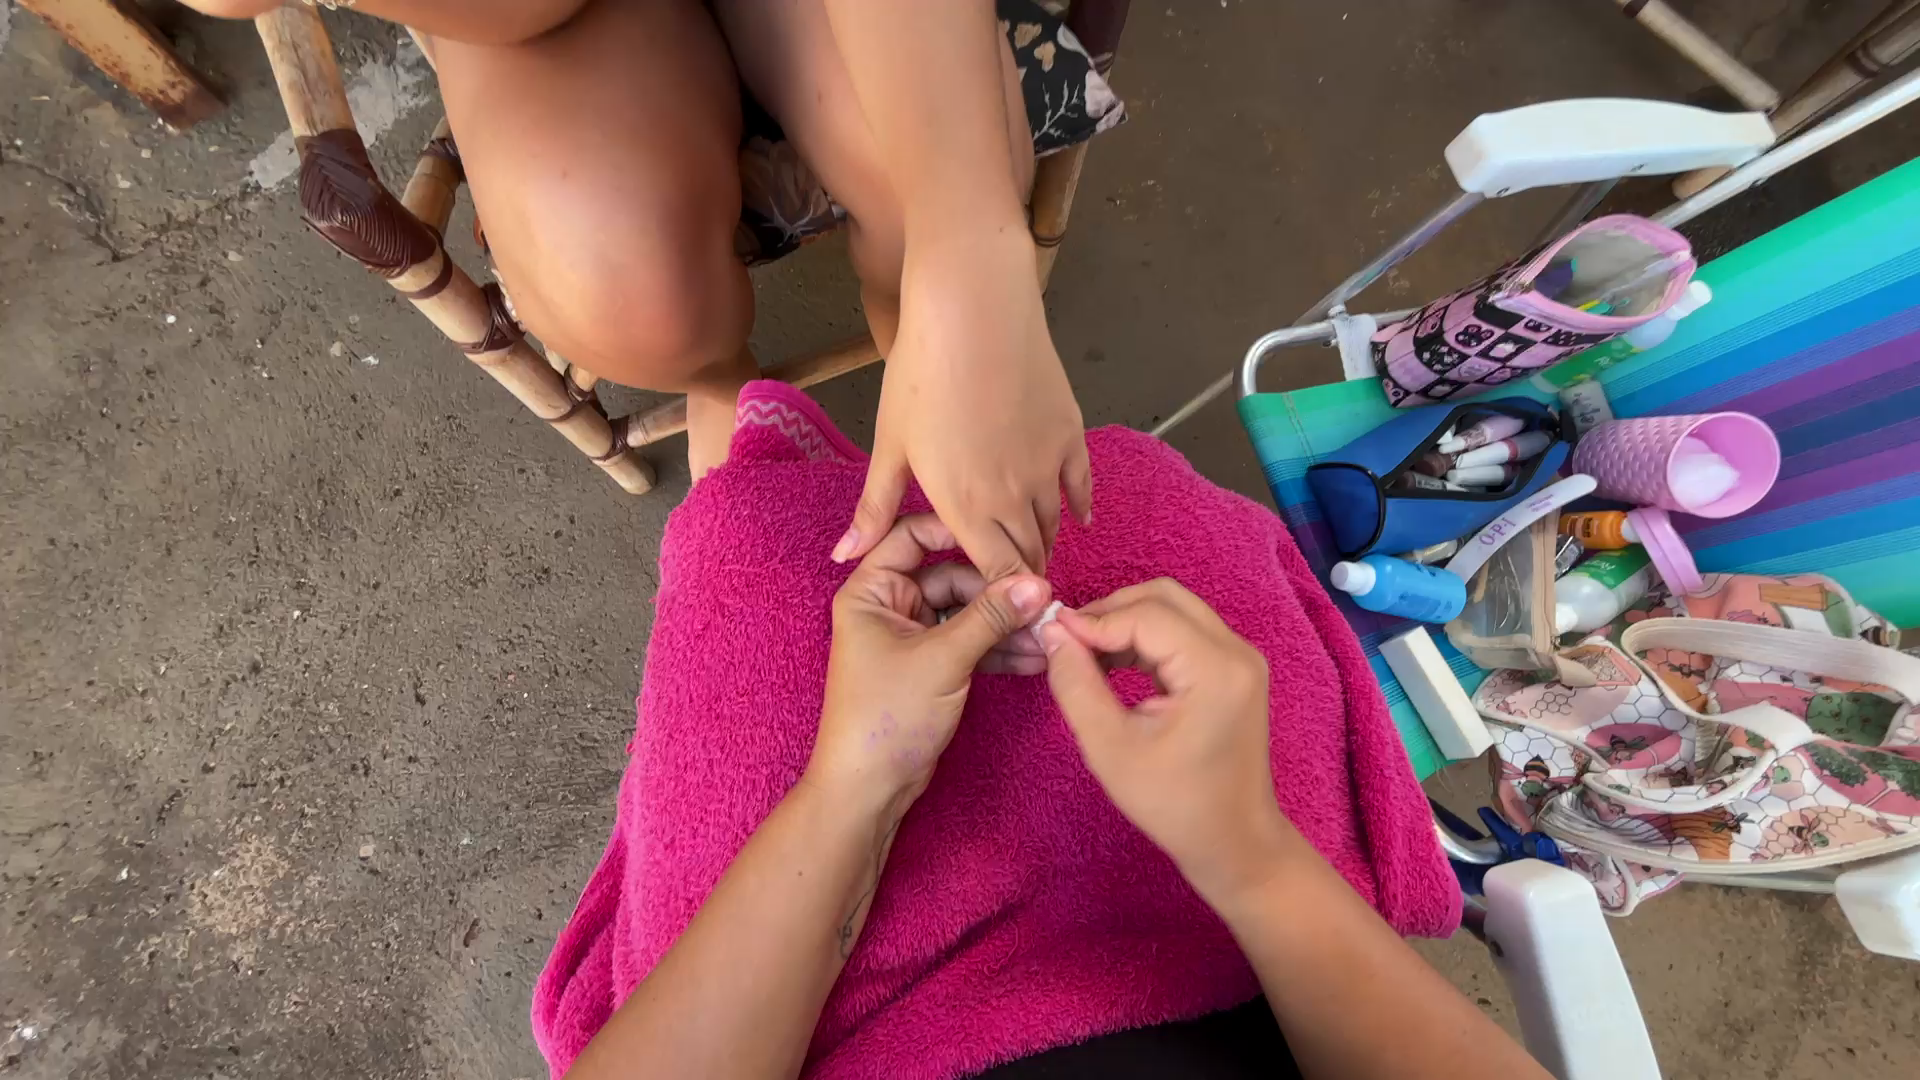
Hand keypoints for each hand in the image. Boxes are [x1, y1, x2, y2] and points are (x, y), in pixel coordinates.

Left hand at [810, 514, 1052, 809]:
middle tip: (1042, 605)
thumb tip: (1039, 585)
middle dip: (996, 594)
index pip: (912, 536)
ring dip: (1005, 625)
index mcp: (871, 591)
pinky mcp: (932, 664)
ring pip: (966, 614)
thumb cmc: (887, 715)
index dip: (956, 533)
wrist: (869, 788)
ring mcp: (912, 636)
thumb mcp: (942, 659)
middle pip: (951, 578)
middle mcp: (890, 605)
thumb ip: (990, 618)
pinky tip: (1035, 659)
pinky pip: (969, 643)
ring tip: (1047, 637)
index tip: (1004, 541)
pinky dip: (998, 650)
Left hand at [835, 235, 1091, 581]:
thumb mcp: (890, 446)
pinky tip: (1078, 521)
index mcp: (966, 508)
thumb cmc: (921, 377)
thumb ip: (876, 509)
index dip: (1004, 601)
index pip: (998, 575)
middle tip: (1015, 590)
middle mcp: (1014, 498)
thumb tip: (842, 557)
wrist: (973, 309)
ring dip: (1044, 545)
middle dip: (1022, 577)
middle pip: (1029, 555)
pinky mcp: (1071, 439)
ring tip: (1036, 556)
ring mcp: (1048, 468)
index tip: (1002, 611)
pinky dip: (1080, 510)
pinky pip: (1082, 489)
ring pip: (1054, 526)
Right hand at [1039, 579, 1296, 904]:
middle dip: (1110, 610)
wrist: (1234, 842)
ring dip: (1125, 620)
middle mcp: (1236, 651)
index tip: (1051, 634)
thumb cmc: (1173, 804)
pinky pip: (1181, 629)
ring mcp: (1239, 656)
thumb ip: (1075, 684)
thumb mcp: (1109, 748)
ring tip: (1086, 651)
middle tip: (1069, 639)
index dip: (1093, 620)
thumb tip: (1051, 632)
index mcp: (1216, 671)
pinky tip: (1113, 661)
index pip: (1146, 616)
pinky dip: (1143, 635)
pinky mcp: (1231, 666)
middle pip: (1163, 597)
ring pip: (1172, 607)